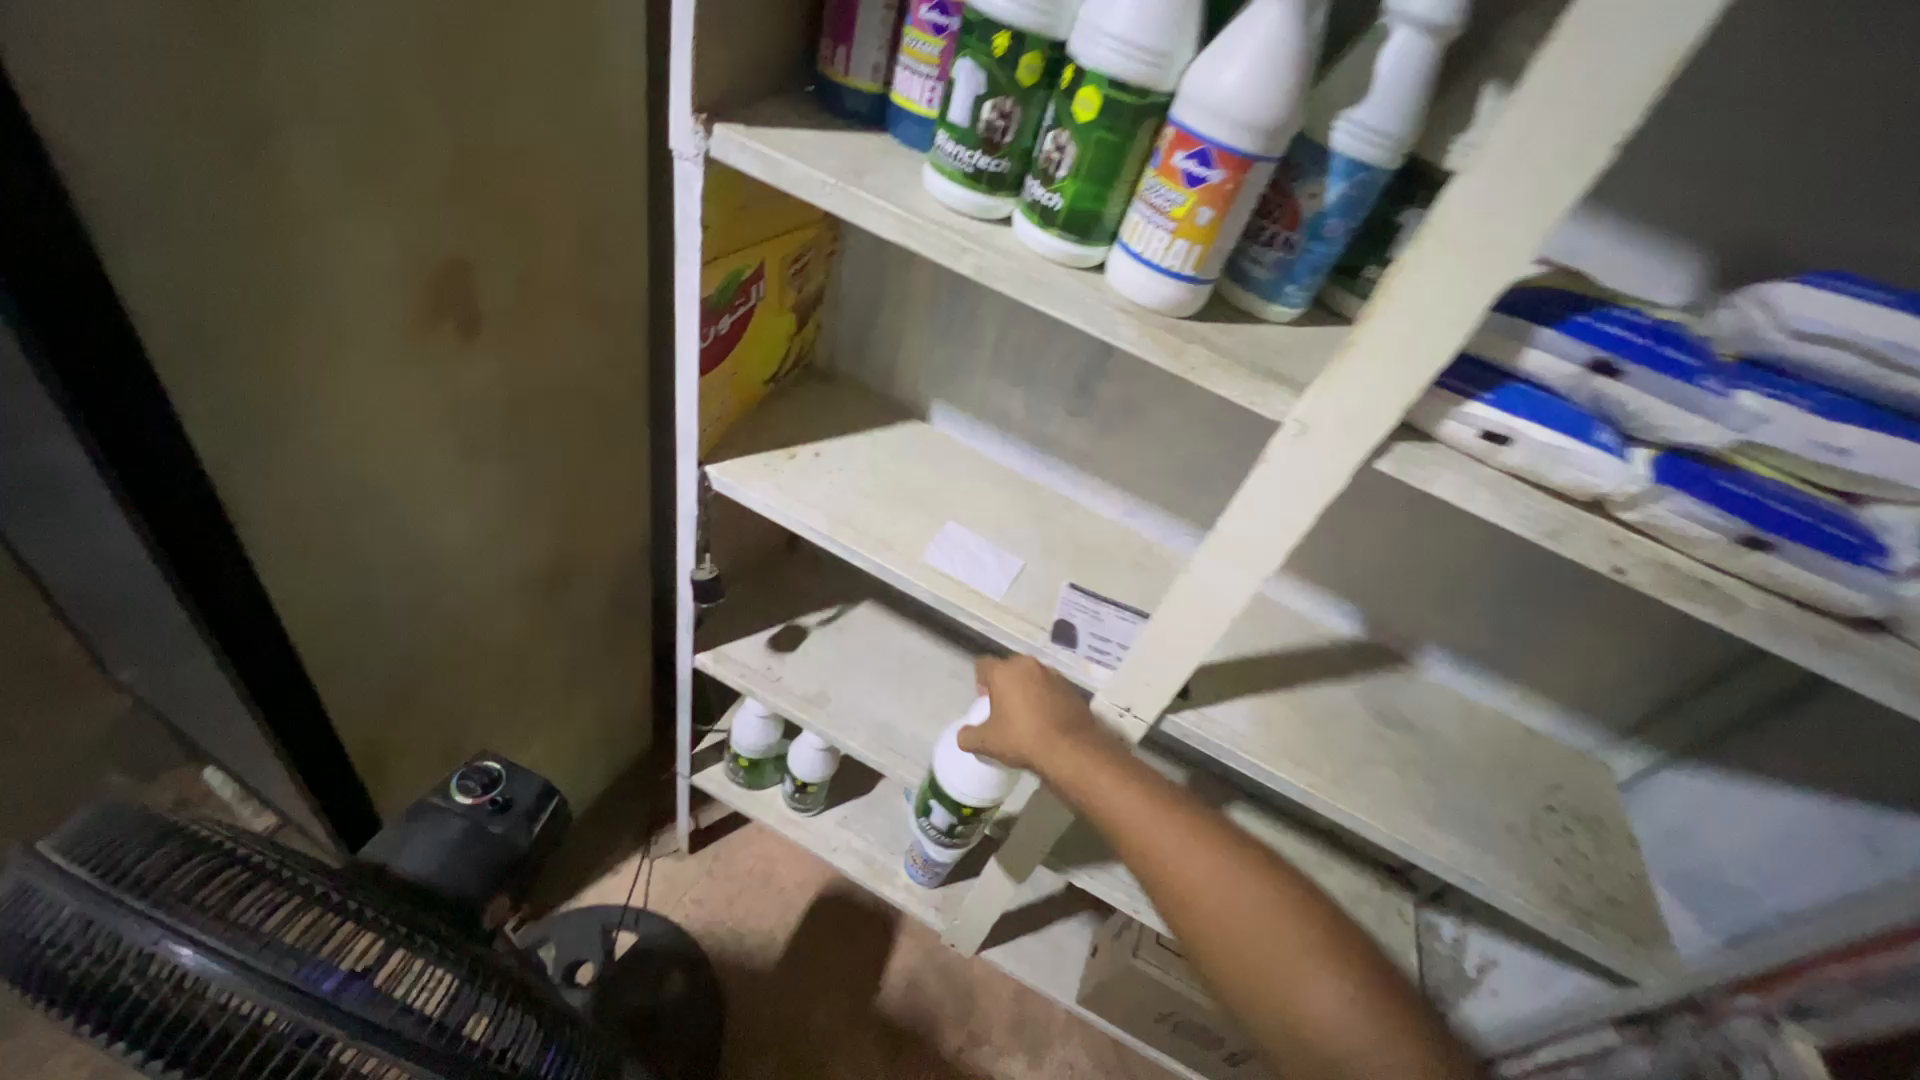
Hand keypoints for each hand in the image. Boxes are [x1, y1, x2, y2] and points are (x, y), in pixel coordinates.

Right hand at [960, 655, 1104, 772]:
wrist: (1070, 749)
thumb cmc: (1022, 739)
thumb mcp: (986, 743)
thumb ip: (968, 736)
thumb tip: (964, 735)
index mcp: (1004, 672)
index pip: (983, 664)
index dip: (980, 681)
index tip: (985, 701)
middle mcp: (1029, 665)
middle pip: (1009, 668)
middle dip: (1004, 683)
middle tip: (1004, 707)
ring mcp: (1053, 674)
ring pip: (1033, 676)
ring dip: (1027, 689)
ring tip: (1027, 714)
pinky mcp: (1071, 688)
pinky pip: (1052, 687)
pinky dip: (1047, 698)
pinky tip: (1047, 719)